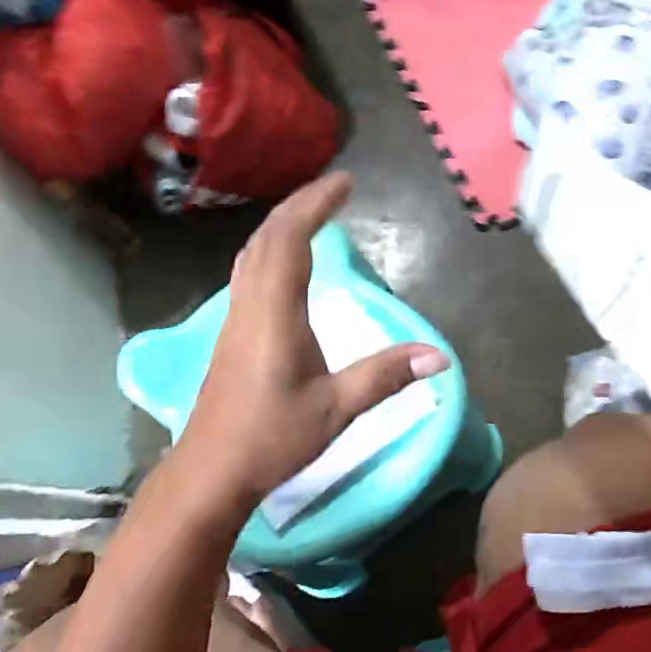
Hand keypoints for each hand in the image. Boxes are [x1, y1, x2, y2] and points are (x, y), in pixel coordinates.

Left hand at [177, 173, 448, 501]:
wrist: (212, 469)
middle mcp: (249, 305)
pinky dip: (269, 249)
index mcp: (275, 313)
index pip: (292, 239)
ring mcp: (234, 318)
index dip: (316, 204)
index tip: (346, 182)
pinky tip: (282, 263)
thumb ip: (384, 376)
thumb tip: (438, 356)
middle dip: (300, 204)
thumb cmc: (271, 439)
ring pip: (252, 253)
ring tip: (311, 214)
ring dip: (280, 224)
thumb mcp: (336, 409)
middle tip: (335, 189)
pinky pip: (247, 272)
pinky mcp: (230, 334)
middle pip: (268, 237)